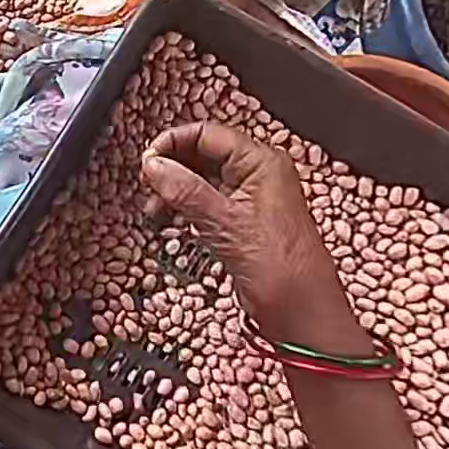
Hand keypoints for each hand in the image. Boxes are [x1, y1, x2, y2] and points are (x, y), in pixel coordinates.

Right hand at [138, 123, 357, 343]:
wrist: (302, 314)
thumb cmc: (279, 268)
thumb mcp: (225, 223)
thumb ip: (185, 191)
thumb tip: (152, 164)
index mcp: (261, 163)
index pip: (207, 133)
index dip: (172, 143)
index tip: (146, 162)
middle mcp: (255, 174)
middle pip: (201, 153)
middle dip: (170, 167)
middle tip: (147, 186)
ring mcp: (247, 198)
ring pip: (198, 178)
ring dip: (172, 189)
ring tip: (154, 209)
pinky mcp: (238, 222)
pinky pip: (203, 201)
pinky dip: (181, 207)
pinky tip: (168, 220)